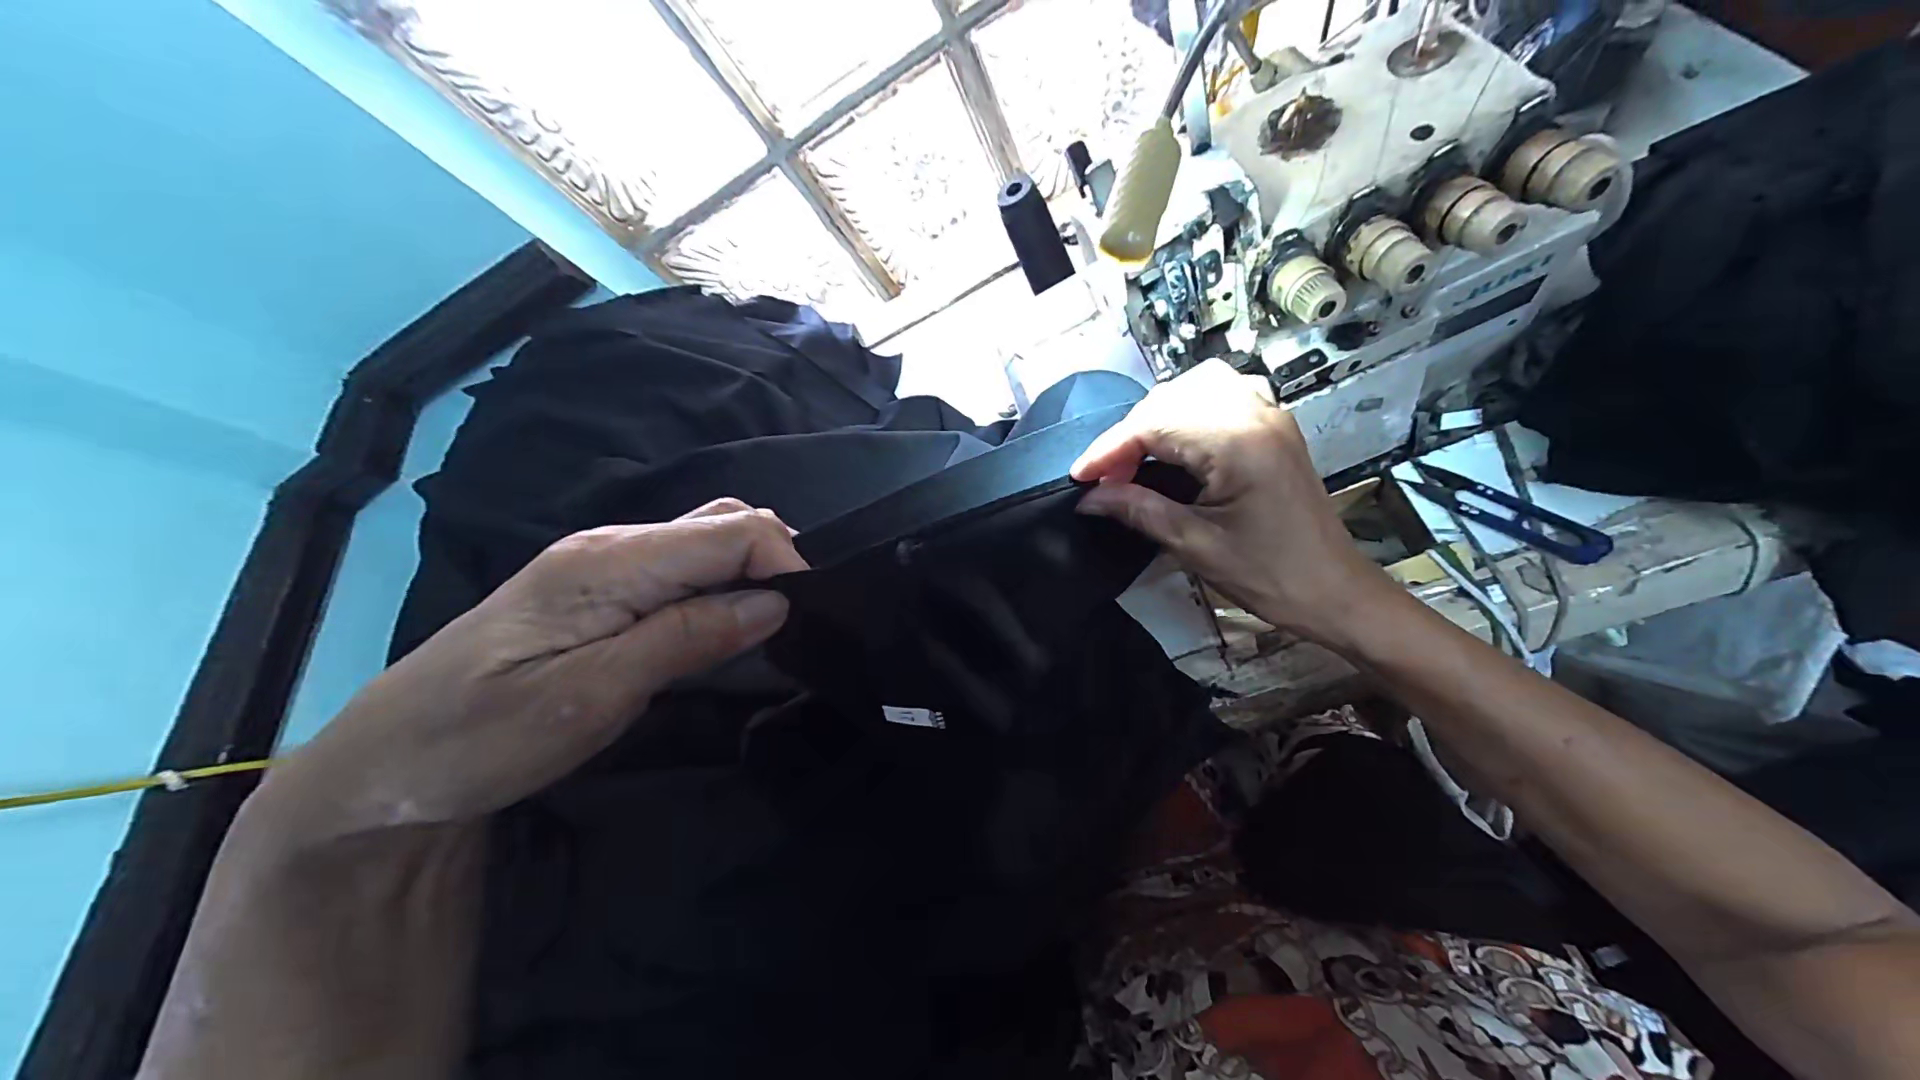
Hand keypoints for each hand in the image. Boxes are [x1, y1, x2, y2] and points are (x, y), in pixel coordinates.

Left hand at [260, 499, 806, 836]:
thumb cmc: (479, 739)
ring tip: (772, 629)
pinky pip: (684, 566)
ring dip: (752, 574)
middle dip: (775, 562)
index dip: (786, 563)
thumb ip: (686, 639)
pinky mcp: (600, 587)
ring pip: (707, 540)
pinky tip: (726, 625)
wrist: (383, 766)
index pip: (732, 530)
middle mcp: (612, 545)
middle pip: (724, 521)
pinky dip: (723, 586)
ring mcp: (603, 563)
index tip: (807, 623)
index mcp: (610, 562)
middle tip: (795, 627)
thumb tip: (774, 602)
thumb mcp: (591, 697)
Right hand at [1071, 359, 1397, 644]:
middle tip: (1107, 479)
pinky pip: (1222, 393)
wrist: (1334, 589)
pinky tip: (1176, 439)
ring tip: (1136, 458)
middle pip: (1169, 399)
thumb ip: (1137, 511)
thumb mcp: (1195, 545)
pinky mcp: (1273, 425)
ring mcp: (1269, 414)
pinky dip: (1188, 408)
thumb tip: (1089, 497)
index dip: (1109, 449)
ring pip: (1194, 387)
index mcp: (1236, 442)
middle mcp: (1254, 414)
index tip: (1080, 477)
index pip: (1153, 424)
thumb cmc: (1269, 574)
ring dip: (1156, 417)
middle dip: (1129, 435)